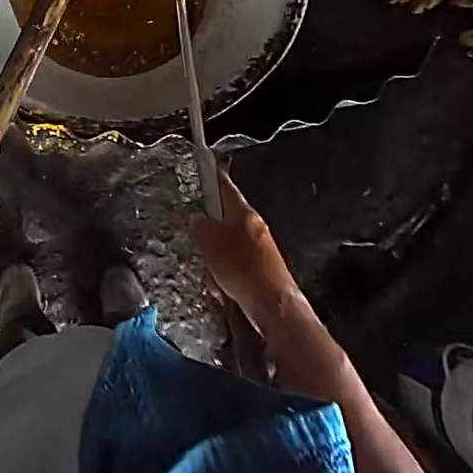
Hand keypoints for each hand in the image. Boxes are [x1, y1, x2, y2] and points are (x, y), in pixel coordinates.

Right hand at [190, 163, 302, 328]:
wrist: (274, 307)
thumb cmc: (244, 270)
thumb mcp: (211, 243)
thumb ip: (202, 227)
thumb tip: (198, 218)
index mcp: (243, 213)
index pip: (225, 187)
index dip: (213, 176)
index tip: (207, 165)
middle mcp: (253, 226)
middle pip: (223, 220)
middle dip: (209, 237)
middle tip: (204, 251)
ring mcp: (259, 248)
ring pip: (227, 247)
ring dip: (216, 262)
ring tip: (216, 278)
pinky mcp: (261, 269)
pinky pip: (235, 266)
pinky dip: (226, 277)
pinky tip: (225, 289)